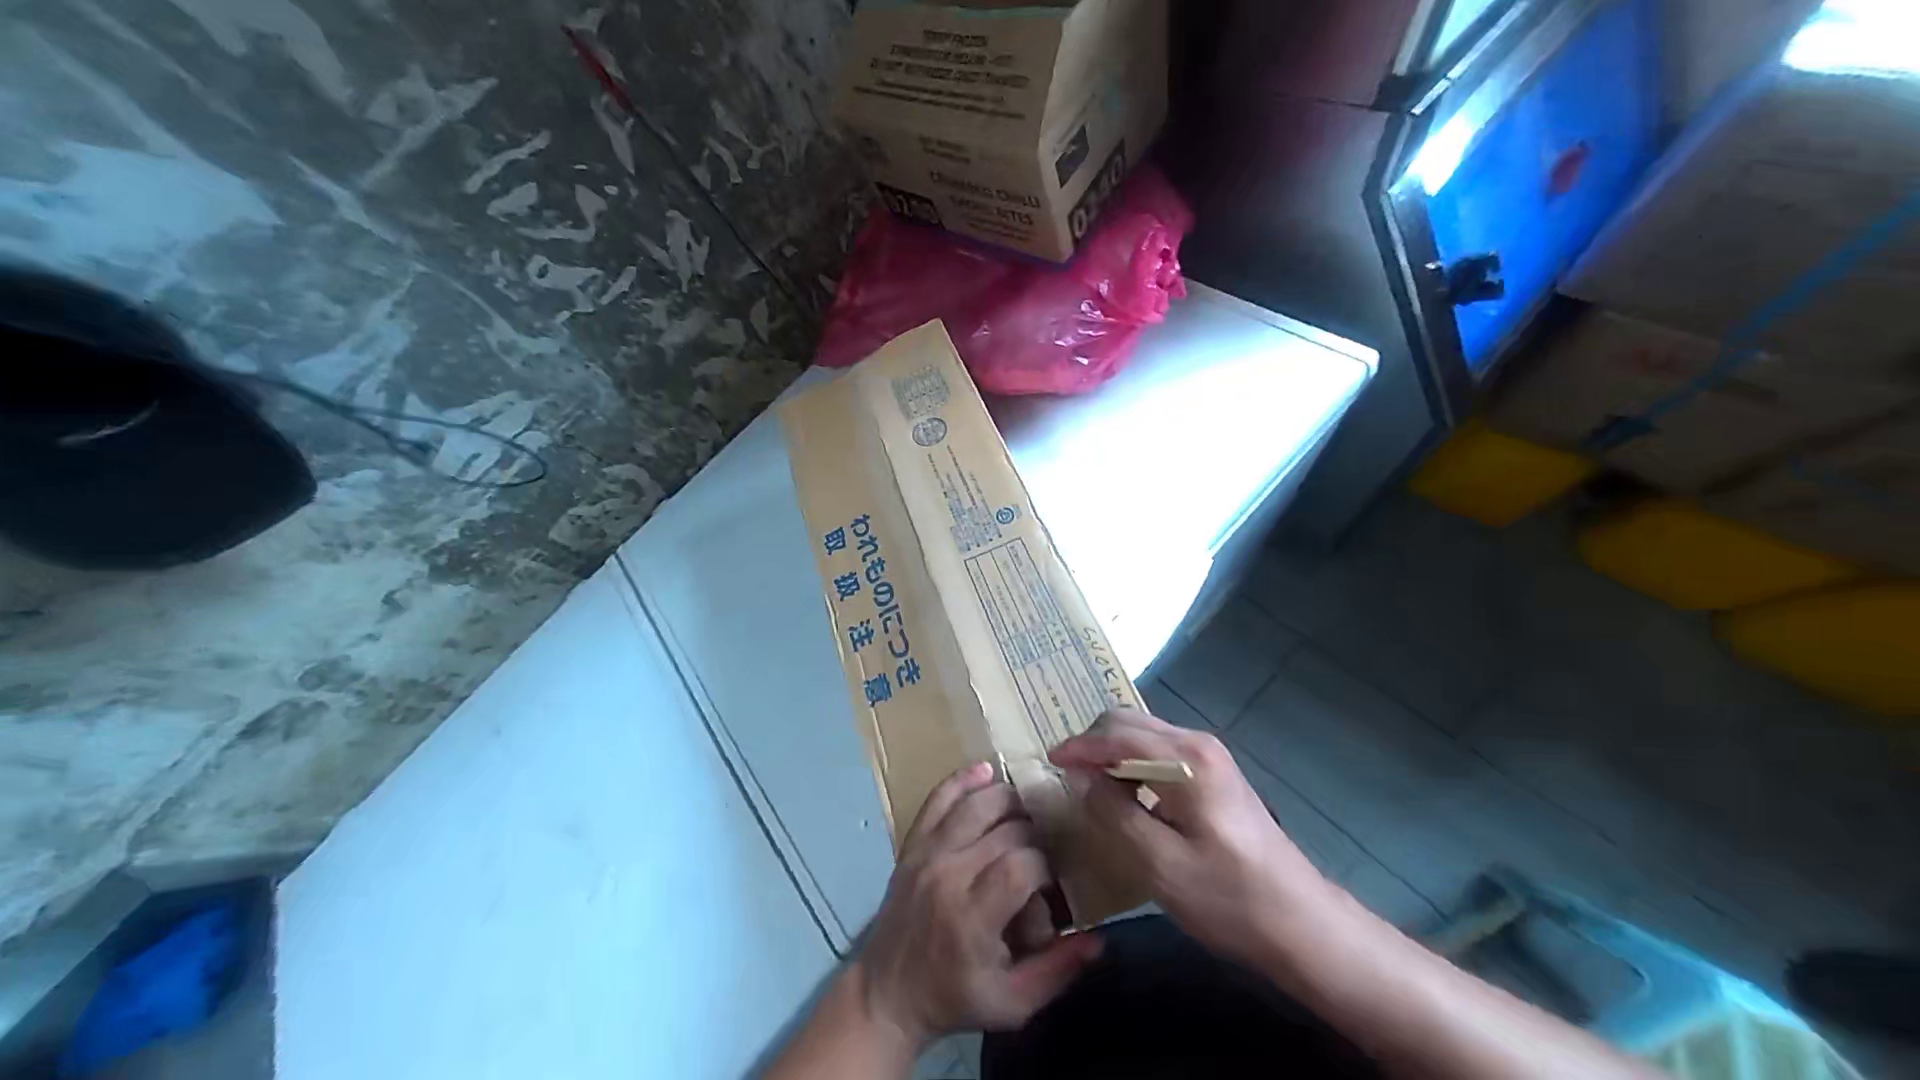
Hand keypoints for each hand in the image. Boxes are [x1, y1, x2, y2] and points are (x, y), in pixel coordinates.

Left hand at [851, 761, 1103, 1048]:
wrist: (887, 992)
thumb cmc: (954, 999)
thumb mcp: (1013, 1004)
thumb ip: (1057, 971)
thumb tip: (1098, 939)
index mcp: (973, 917)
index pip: (1022, 865)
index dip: (1046, 867)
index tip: (1050, 884)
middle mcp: (949, 875)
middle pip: (1005, 831)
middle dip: (1033, 838)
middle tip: (1041, 856)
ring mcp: (927, 854)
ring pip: (975, 804)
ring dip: (1007, 800)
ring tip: (1025, 815)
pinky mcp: (912, 843)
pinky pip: (937, 798)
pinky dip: (962, 780)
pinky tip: (986, 772)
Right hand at [1049, 709, 1332, 971]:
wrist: (1302, 924)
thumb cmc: (1229, 898)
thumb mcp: (1160, 864)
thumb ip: (1114, 813)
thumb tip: (1080, 776)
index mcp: (1187, 759)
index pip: (1117, 733)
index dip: (1079, 746)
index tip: (1049, 761)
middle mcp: (1198, 744)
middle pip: (1130, 723)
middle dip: (1092, 742)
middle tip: (1064, 772)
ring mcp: (1210, 757)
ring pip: (1144, 734)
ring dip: (1111, 751)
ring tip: (1085, 781)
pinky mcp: (1214, 774)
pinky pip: (1159, 752)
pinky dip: (1131, 762)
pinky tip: (1121, 792)